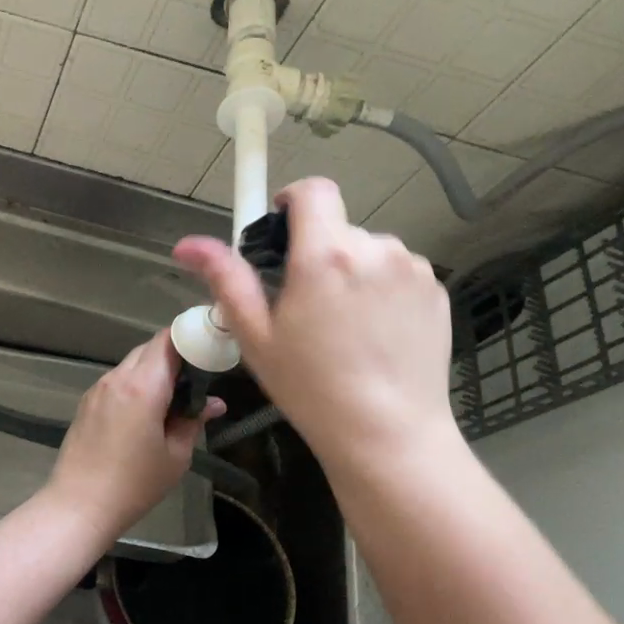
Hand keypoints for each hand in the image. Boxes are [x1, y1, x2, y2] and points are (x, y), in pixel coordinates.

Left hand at [43, 331, 222, 535]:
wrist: (79, 505)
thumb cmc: (134, 484)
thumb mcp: (175, 455)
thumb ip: (193, 421)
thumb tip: (213, 404)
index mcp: (142, 387)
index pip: (169, 340)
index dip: (192, 339)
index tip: (211, 352)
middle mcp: (116, 379)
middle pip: (150, 349)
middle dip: (176, 358)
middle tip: (198, 382)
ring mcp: (96, 390)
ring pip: (131, 365)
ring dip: (154, 373)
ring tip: (174, 401)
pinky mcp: (85, 404)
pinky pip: (116, 383)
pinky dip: (135, 386)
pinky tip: (146, 413)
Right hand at [173, 177, 456, 470]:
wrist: (387, 432)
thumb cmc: (310, 387)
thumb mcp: (255, 336)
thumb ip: (226, 279)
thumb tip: (187, 244)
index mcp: (324, 255)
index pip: (313, 191)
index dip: (292, 202)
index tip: (279, 234)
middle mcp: (374, 248)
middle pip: (337, 227)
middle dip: (316, 252)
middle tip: (302, 305)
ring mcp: (412, 268)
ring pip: (369, 251)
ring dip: (351, 271)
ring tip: (341, 324)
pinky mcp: (436, 290)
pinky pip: (398, 273)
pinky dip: (381, 290)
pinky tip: (372, 333)